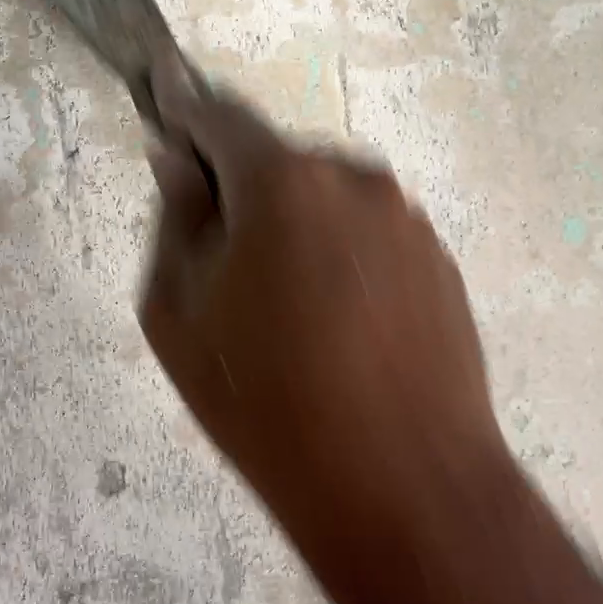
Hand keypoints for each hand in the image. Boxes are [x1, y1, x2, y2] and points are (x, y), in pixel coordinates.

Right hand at [140, 58, 602, 603]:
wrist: (402, 488)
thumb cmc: (265, 398)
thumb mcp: (177, 311)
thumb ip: (174, 217)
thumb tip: (178, 162)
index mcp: (283, 179)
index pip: (217, 115)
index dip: (183, 115)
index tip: (162, 123)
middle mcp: (353, 178)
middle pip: (275, 160)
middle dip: (241, 189)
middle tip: (223, 263)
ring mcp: (405, 217)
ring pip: (323, 197)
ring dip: (293, 224)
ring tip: (285, 307)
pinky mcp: (439, 258)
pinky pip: (366, 232)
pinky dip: (338, 253)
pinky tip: (335, 323)